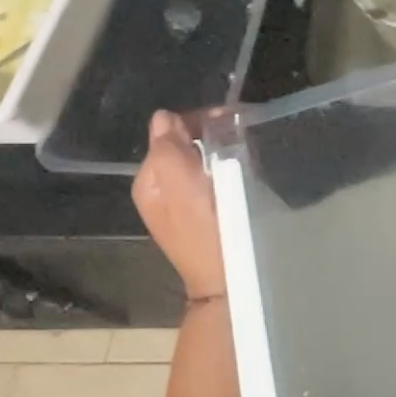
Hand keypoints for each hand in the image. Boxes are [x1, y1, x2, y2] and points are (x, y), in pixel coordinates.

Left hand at [133, 110, 226, 301]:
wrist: (227, 279)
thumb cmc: (205, 228)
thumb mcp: (180, 183)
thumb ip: (167, 147)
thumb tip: (163, 117)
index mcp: (149, 179)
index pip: (169, 129)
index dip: (198, 120)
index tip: (229, 121)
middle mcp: (161, 187)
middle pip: (184, 143)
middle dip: (210, 134)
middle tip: (241, 137)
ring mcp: (182, 201)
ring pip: (199, 158)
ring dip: (220, 150)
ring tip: (245, 151)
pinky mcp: (204, 211)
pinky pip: (211, 175)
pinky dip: (225, 167)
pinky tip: (241, 173)